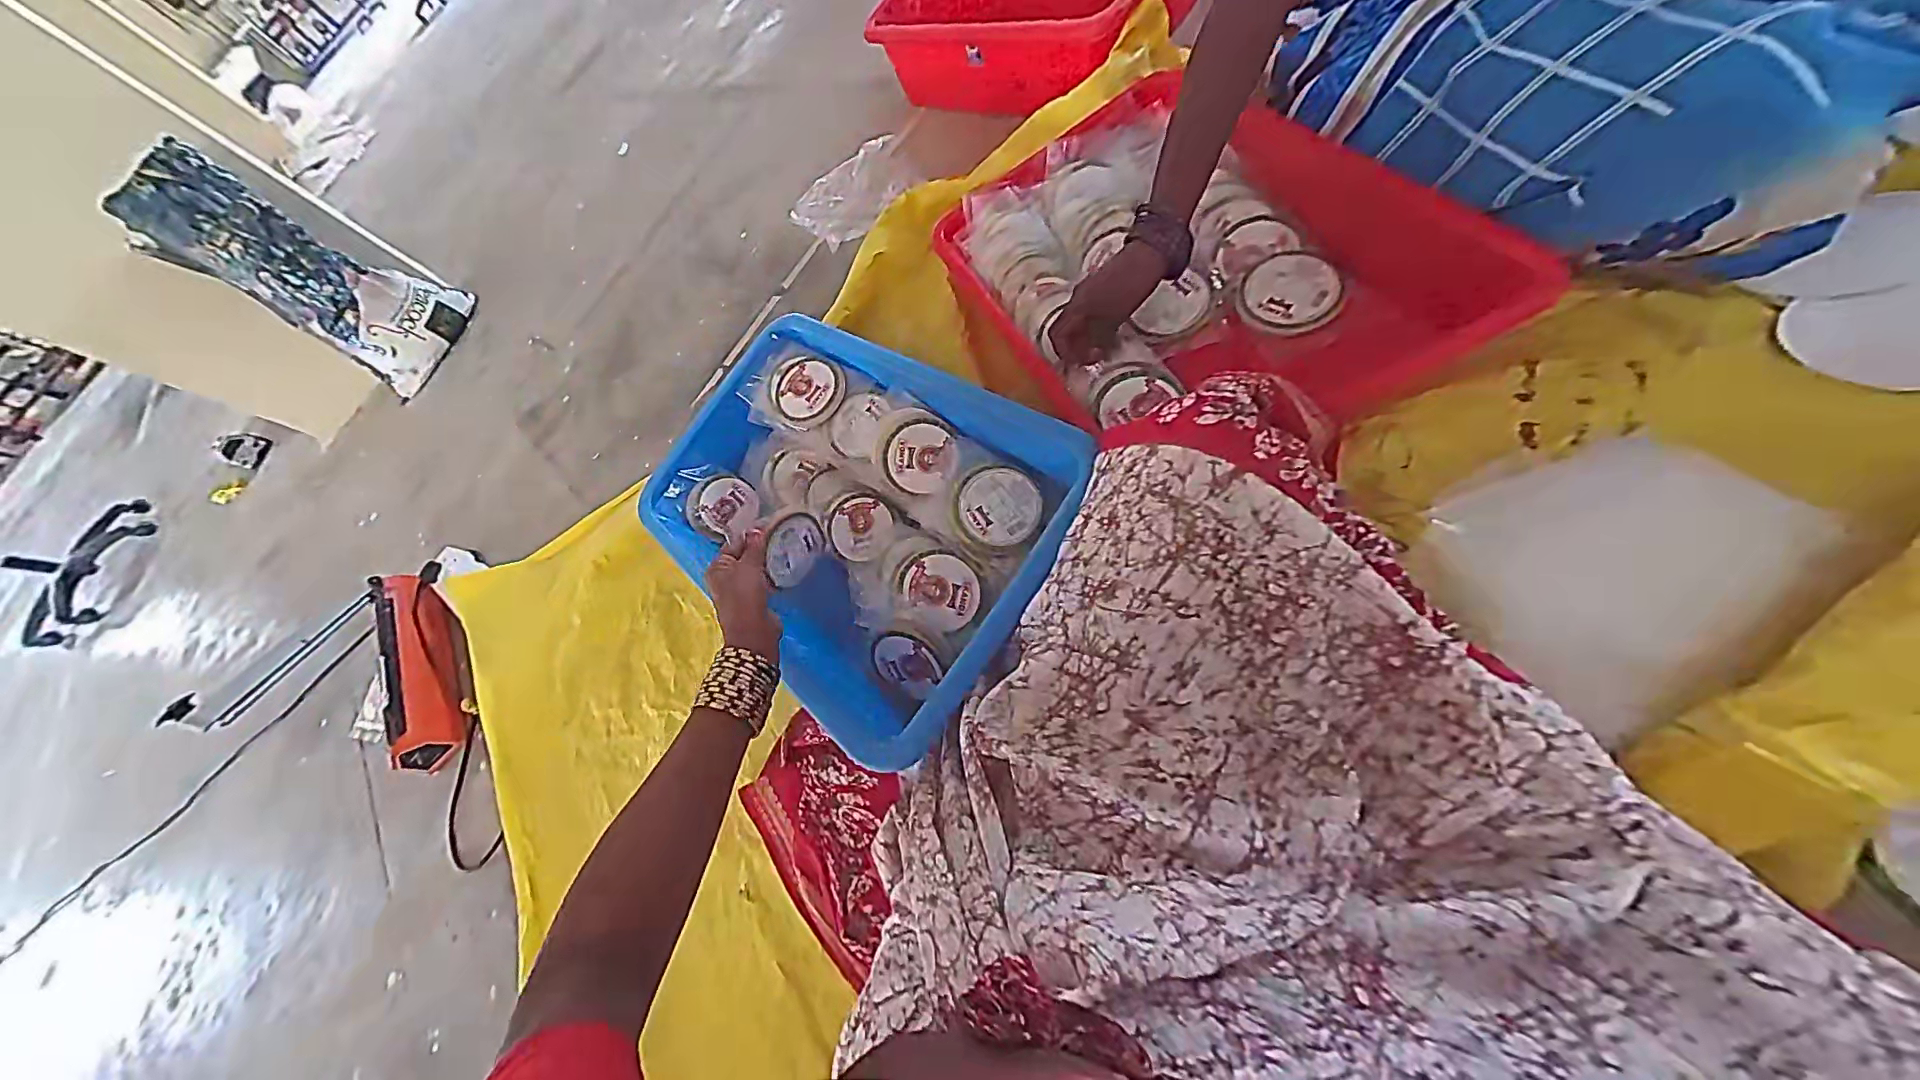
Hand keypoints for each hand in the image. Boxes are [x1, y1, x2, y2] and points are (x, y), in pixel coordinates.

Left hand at [705, 528, 780, 661]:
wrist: (755, 631)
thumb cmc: (745, 596)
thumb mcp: (749, 566)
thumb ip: (754, 546)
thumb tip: (756, 528)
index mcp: (717, 568)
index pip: (733, 544)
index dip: (750, 535)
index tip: (768, 525)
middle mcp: (725, 578)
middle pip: (744, 556)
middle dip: (760, 548)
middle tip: (779, 534)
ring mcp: (740, 589)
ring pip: (755, 569)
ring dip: (767, 561)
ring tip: (784, 548)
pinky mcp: (755, 599)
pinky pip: (763, 581)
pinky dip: (771, 574)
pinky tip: (784, 567)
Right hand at [1046, 240, 1164, 367]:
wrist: (1147, 254)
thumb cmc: (1130, 285)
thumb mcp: (1114, 316)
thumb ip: (1099, 336)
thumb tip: (1090, 355)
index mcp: (1077, 305)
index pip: (1058, 334)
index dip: (1065, 352)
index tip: (1080, 364)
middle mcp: (1078, 298)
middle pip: (1066, 329)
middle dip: (1074, 347)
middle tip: (1089, 360)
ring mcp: (1089, 292)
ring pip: (1078, 321)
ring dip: (1085, 338)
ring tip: (1100, 350)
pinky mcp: (1100, 288)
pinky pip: (1090, 314)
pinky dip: (1094, 327)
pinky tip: (1108, 333)